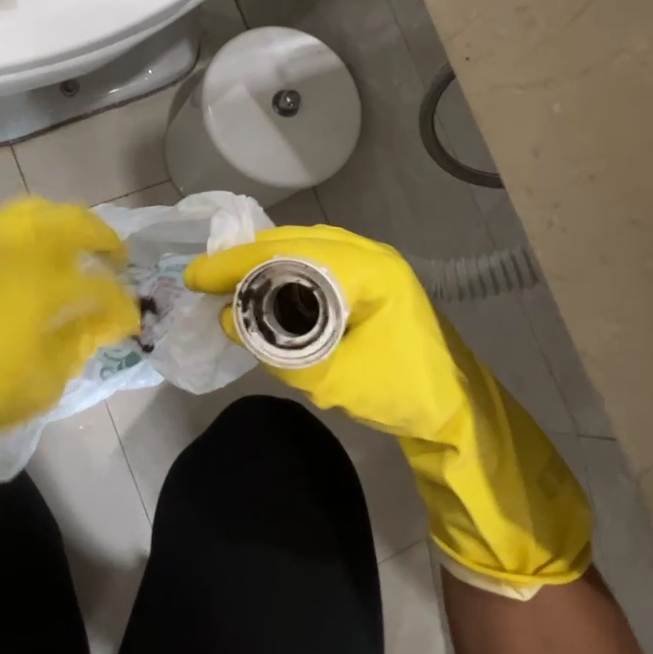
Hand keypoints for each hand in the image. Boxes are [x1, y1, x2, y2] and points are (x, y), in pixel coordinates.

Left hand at [0, 199, 138, 625]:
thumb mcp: (47, 379)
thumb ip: (82, 339)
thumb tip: (110, 320)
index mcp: (43, 290)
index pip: (99, 287)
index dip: (121, 304)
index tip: (130, 320)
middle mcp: (19, 257)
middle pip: (75, 225)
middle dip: (105, 240)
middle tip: (118, 263)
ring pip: (38, 212)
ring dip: (69, 223)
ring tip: (82, 246)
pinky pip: (8, 222)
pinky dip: (35, 225)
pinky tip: (44, 249)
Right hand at [186, 225, 593, 597]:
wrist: (455, 412)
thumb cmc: (401, 395)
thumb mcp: (335, 379)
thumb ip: (279, 349)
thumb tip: (229, 319)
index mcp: (370, 272)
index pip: (290, 255)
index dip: (238, 264)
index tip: (197, 277)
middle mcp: (371, 255)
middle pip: (294, 241)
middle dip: (244, 257)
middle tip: (204, 279)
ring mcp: (374, 264)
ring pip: (303, 246)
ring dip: (262, 261)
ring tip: (225, 281)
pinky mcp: (371, 278)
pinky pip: (316, 260)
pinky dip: (283, 269)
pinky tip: (262, 286)